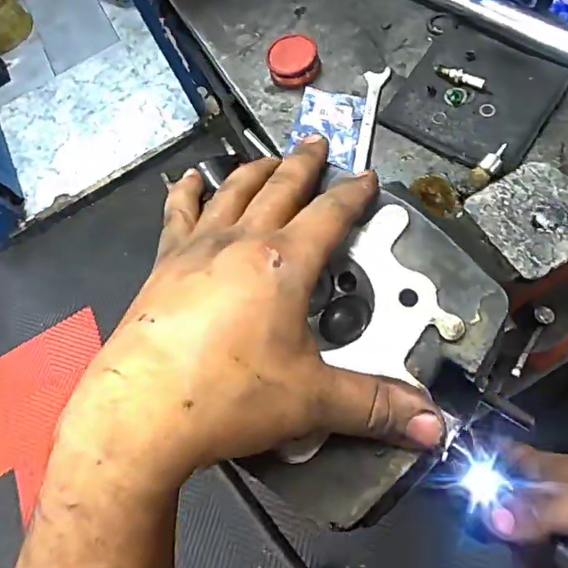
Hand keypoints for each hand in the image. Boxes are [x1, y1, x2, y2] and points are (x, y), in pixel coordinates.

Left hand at [57, 137, 444, 494]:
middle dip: (304, 163)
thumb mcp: (311, 399)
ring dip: (256, 169)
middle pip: (281, 186)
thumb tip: (428, 424)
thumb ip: (374, 404)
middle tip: (316, 143)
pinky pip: (179, 214)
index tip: (364, 178)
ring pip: (234, 191)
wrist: (139, 414)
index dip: (353, 192)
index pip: (330, 213)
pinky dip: (187, 192)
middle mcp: (241, 243)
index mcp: (283, 263)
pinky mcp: (166, 264)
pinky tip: (189, 179)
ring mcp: (199, 248)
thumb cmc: (224, 397)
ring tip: (270, 158)